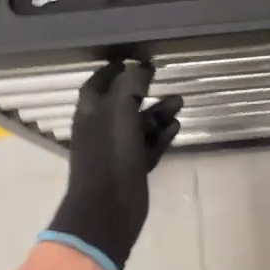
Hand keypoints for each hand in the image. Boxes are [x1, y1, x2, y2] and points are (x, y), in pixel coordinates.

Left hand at [41, 62, 181, 269]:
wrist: (108, 209)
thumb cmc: (109, 155)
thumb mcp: (118, 110)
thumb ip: (130, 85)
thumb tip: (140, 66)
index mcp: (90, 113)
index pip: (96, 84)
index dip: (111, 71)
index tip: (129, 60)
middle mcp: (100, 129)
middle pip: (121, 103)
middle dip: (142, 90)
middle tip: (160, 77)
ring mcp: (116, 151)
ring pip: (138, 125)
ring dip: (157, 112)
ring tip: (180, 101)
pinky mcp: (131, 169)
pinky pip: (148, 146)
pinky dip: (161, 135)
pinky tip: (177, 126)